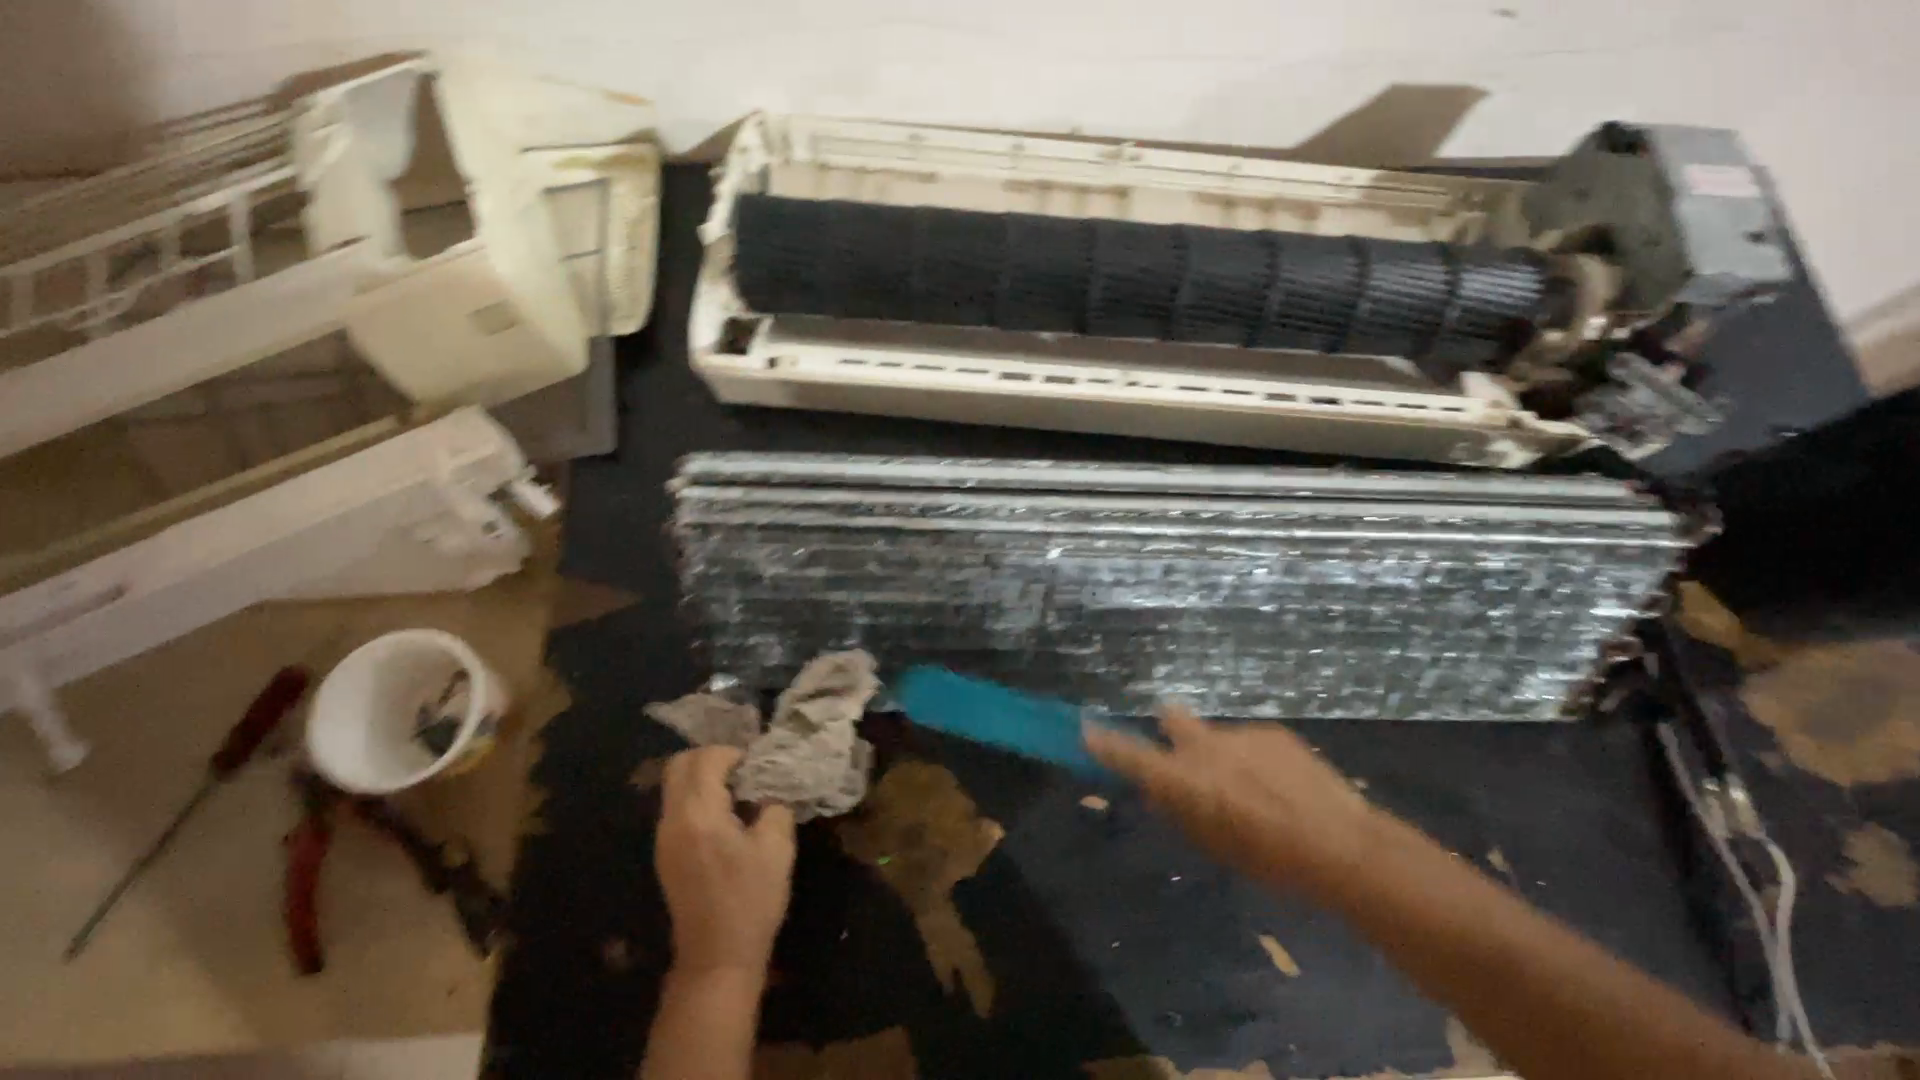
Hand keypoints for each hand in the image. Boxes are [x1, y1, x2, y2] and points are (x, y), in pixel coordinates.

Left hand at [656, 746, 796, 976]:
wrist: (717, 957)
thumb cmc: (750, 900)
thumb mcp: (777, 848)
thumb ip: (774, 808)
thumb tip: (768, 795)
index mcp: (698, 813)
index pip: (706, 759)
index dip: (734, 754)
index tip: (759, 767)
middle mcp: (672, 820)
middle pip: (679, 766)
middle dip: (712, 759)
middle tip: (744, 772)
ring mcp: (663, 839)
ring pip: (675, 787)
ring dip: (703, 780)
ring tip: (739, 796)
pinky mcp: (666, 855)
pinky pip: (677, 809)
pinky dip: (698, 800)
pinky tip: (726, 820)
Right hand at [1084, 706, 1376, 897]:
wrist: (1337, 843)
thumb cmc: (1267, 859)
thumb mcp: (1212, 845)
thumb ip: (1180, 811)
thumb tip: (1160, 792)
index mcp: (1183, 779)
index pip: (1130, 756)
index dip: (1104, 743)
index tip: (1086, 730)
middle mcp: (1204, 747)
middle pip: (1172, 719)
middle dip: (1171, 729)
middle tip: (1187, 756)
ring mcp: (1240, 734)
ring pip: (1218, 737)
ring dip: (1224, 756)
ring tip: (1257, 792)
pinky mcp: (1273, 732)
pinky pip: (1251, 742)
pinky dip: (1255, 760)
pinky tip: (1282, 787)